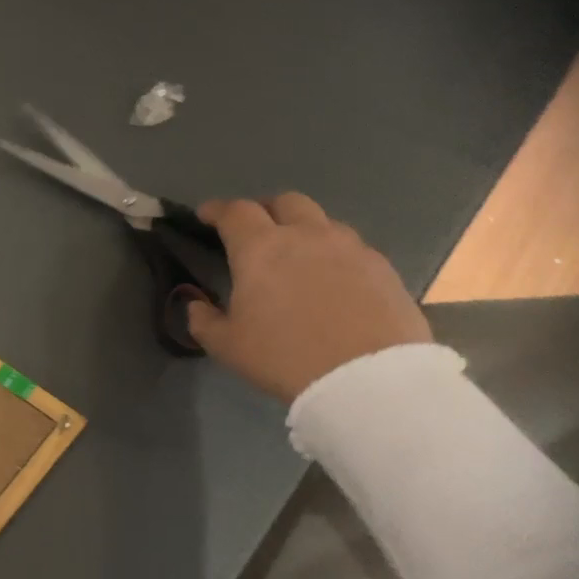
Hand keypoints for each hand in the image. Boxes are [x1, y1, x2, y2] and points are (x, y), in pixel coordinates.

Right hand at [188, 193, 431, 402]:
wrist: (367, 376)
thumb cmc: (282, 355)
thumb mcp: (224, 343)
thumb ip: (203, 318)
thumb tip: (196, 303)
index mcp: (260, 249)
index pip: (235, 212)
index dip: (217, 210)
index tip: (205, 216)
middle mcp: (307, 236)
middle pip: (285, 202)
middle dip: (264, 210)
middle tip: (252, 231)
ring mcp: (350, 248)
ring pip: (322, 221)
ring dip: (302, 229)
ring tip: (293, 254)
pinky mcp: (382, 267)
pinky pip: (350, 246)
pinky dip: (331, 252)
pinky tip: (326, 278)